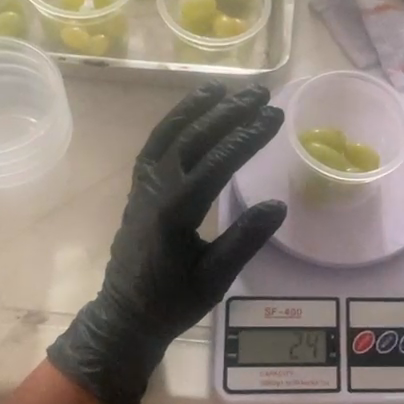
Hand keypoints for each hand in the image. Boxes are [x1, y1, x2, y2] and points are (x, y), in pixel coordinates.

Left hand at [46, 84, 287, 403]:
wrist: (126, 316)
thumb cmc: (174, 302)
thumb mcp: (215, 279)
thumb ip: (244, 240)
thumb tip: (278, 205)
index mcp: (176, 212)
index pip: (216, 163)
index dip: (247, 137)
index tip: (274, 116)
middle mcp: (156, 190)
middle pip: (193, 138)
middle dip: (227, 112)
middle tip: (260, 92)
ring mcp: (143, 186)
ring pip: (170, 135)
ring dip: (197, 109)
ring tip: (224, 87)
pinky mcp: (139, 187)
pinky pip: (155, 145)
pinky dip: (174, 122)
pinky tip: (192, 111)